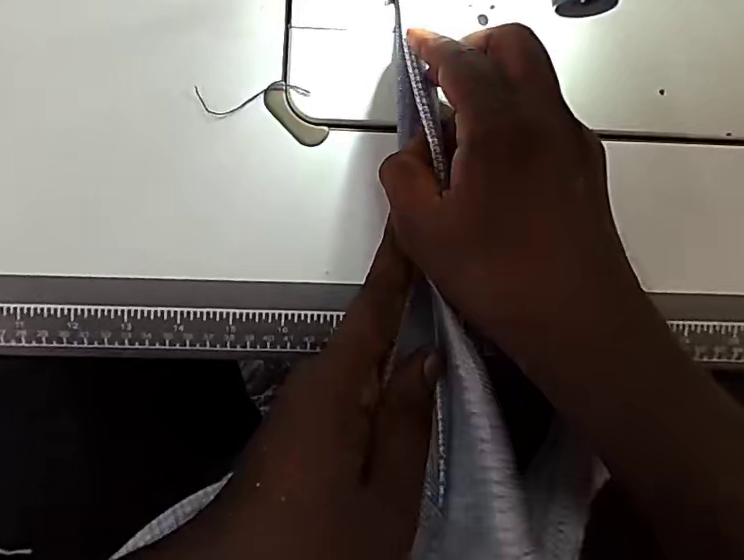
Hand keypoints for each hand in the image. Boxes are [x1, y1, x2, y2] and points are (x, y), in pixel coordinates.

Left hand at [140, 232, 436, 559]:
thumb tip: (424, 359)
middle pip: (368, 327)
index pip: (373, 307)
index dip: (393, 261)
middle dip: (403, 296)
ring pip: (360, 356)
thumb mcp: (383, 498)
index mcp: (335, 383)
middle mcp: (315, 377)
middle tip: (441, 266)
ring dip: (393, 335)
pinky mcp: (301, 417)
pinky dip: (378, 369)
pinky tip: (401, 374)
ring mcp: (305, 396)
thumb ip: (406, 423)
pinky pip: (348, 380)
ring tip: (433, 313)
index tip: (405, 215)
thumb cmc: (318, 540)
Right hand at [378, 24, 657, 383]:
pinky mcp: (584, 165)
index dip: (432, 44)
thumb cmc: (504, 280)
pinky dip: (511, 110)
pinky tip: (486, 161)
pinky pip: (543, 112)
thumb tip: (414, 153)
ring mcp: (572, 142)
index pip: (464, 60)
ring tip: (456, 130)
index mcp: (503, 128)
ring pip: (533, 77)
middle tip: (440, 72)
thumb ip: (402, 173)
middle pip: (516, 45)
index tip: (415, 41)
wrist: (587, 331)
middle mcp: (546, 122)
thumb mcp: (422, 229)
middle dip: (473, 45)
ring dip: (492, 79)